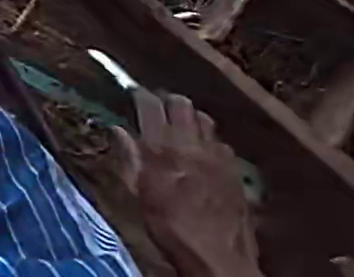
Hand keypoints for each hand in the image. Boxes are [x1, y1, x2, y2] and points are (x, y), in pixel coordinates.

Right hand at [115, 90, 262, 276]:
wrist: (218, 261)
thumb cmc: (169, 226)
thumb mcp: (137, 192)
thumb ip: (128, 156)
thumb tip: (117, 129)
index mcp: (160, 147)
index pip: (149, 103)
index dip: (138, 93)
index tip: (132, 94)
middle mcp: (189, 145)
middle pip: (181, 103)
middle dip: (167, 101)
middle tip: (158, 109)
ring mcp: (217, 158)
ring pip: (204, 120)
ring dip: (191, 119)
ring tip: (182, 130)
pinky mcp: (235, 173)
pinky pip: (222, 144)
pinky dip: (210, 142)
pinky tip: (204, 156)